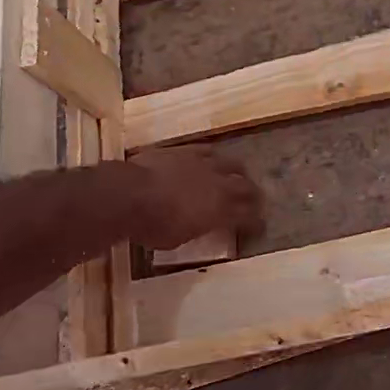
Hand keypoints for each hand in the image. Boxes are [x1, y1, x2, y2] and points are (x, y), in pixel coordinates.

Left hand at [125, 146, 264, 250]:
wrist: (130, 195)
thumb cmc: (152, 226)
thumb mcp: (178, 239)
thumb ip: (196, 229)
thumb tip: (200, 224)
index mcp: (220, 213)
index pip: (248, 217)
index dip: (256, 223)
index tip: (259, 226)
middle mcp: (219, 186)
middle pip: (247, 188)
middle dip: (254, 195)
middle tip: (256, 200)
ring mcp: (204, 165)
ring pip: (233, 164)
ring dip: (239, 172)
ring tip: (240, 175)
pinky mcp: (187, 151)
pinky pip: (209, 150)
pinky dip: (215, 156)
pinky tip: (214, 158)